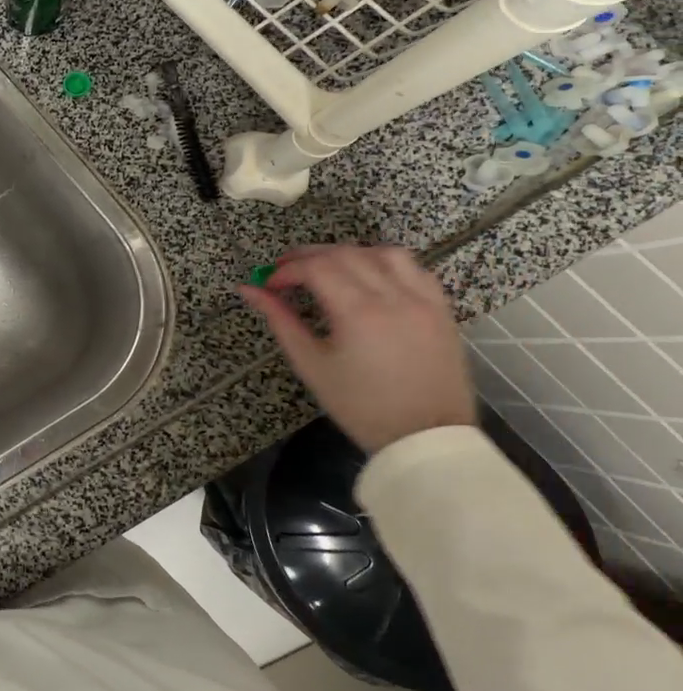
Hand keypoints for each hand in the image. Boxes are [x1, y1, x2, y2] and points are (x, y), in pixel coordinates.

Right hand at [239, 245, 475, 453]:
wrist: (427, 437)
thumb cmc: (360, 405)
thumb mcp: (310, 363)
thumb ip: (279, 319)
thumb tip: (248, 289)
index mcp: (360, 313)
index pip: (316, 267)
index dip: (286, 270)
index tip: (269, 284)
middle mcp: (395, 298)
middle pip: (346, 254)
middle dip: (309, 256)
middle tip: (287, 272)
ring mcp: (425, 302)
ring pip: (385, 253)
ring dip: (350, 254)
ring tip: (330, 270)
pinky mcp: (443, 311)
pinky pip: (415, 270)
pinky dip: (386, 265)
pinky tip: (370, 280)